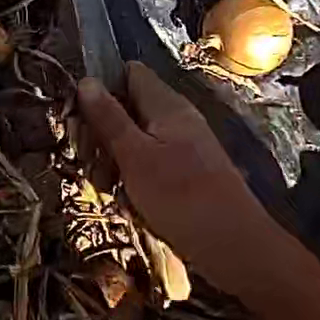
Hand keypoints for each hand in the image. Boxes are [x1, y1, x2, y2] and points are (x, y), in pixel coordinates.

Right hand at [80, 62, 319, 319]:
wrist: (238, 248)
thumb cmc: (182, 198)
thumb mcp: (135, 157)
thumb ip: (110, 118)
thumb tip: (85, 80)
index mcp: (166, 104)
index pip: (129, 72)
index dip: (102, 86)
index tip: (82, 116)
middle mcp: (177, 116)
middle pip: (130, 106)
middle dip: (104, 130)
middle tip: (90, 162)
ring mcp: (186, 144)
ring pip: (138, 137)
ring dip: (116, 158)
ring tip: (108, 187)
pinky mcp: (189, 170)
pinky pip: (152, 160)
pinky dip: (135, 175)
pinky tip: (129, 200)